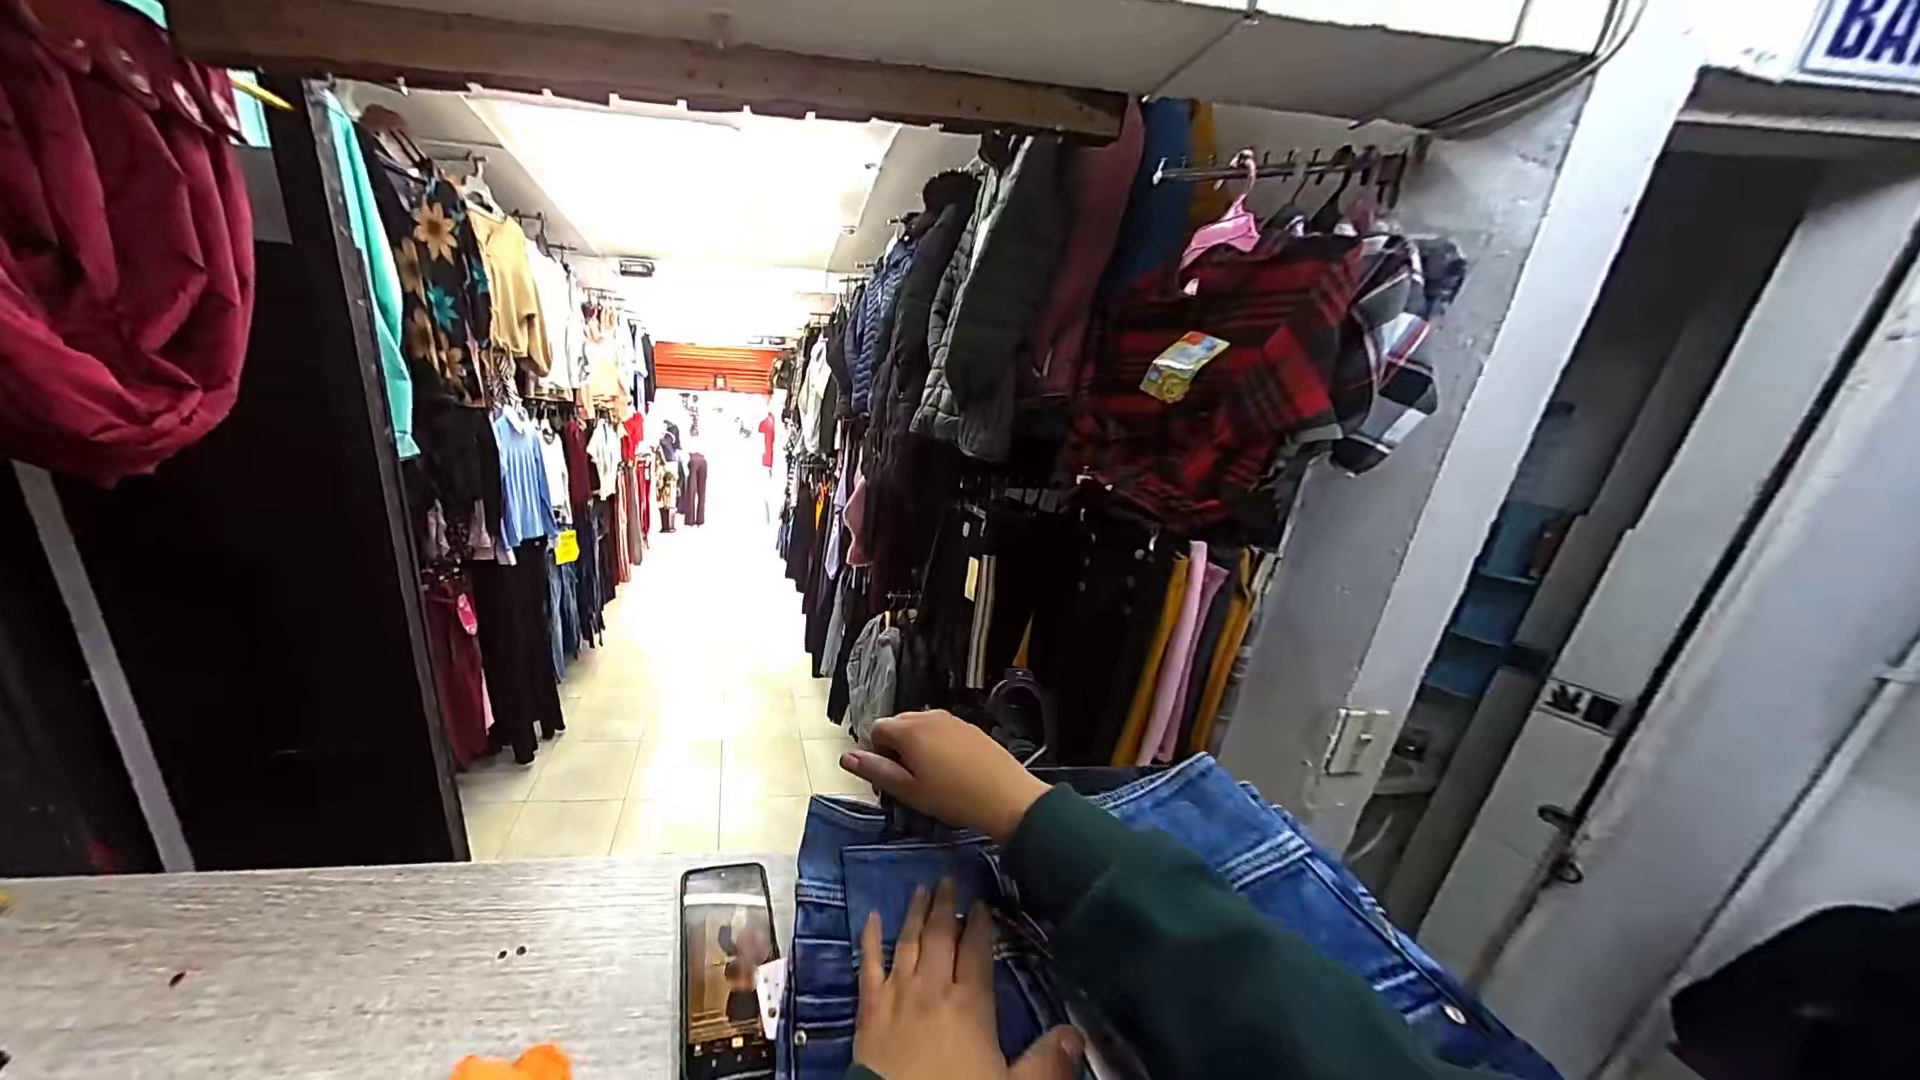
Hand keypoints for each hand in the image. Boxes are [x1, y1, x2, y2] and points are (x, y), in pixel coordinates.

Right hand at [840, 711, 1050, 842]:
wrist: (1005, 795)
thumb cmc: (952, 796)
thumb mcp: (908, 790)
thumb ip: (876, 770)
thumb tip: (847, 757)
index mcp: (909, 729)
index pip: (875, 730)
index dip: (875, 755)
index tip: (888, 781)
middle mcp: (928, 716)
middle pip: (897, 726)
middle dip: (894, 750)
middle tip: (905, 783)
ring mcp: (951, 719)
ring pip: (920, 728)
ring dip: (915, 748)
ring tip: (928, 779)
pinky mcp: (968, 727)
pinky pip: (941, 730)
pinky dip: (936, 745)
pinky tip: (949, 771)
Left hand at [853, 877, 1082, 1079]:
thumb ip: (1045, 1063)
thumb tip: (1078, 1034)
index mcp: (969, 1003)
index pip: (976, 950)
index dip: (979, 924)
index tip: (981, 902)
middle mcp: (933, 986)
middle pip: (941, 935)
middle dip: (946, 905)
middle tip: (948, 879)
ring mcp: (898, 994)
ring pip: (908, 941)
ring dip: (915, 913)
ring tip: (921, 888)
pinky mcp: (869, 1009)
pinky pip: (868, 965)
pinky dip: (869, 939)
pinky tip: (870, 917)